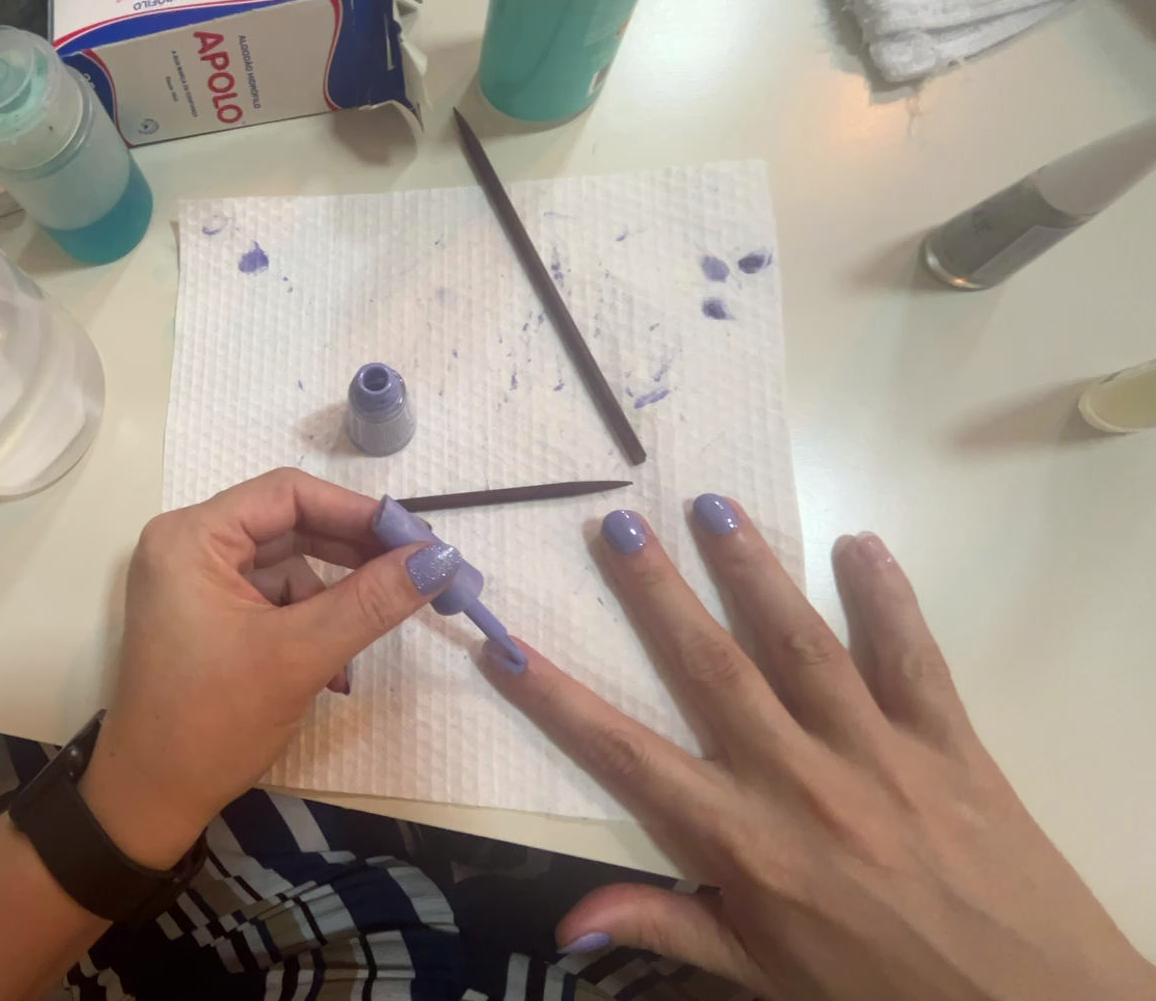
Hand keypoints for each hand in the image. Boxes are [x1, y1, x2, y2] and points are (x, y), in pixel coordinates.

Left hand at [80, 469, 463, 867]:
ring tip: (372, 630)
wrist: (152, 798)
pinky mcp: (206, 609)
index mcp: (191, 537)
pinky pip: (271, 596)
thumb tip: (441, 559)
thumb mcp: (300, 655)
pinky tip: (333, 667)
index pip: (286, 494)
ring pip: (284, 563)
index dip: (356, 511)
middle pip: (286, 525)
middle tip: (417, 572)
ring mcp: (195, 578)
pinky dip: (308, 622)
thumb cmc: (214, 721)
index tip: (417, 538)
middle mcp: (188, 543)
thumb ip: (372, 601)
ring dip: (332, 597)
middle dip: (352, 553)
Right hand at [481, 495, 1155, 999]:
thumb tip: (564, 926)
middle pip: (710, 667)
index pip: (619, 751)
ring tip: (713, 506)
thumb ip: (661, 921)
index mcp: (738, 835)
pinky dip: (889, 601)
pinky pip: (917, 663)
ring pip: (802, 645)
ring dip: (753, 571)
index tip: (503, 645)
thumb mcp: (757, 969)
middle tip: (620, 525)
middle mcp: (796, 779)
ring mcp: (878, 755)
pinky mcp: (954, 750)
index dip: (553, 698)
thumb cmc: (877, 993)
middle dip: (657, 591)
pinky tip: (860, 544)